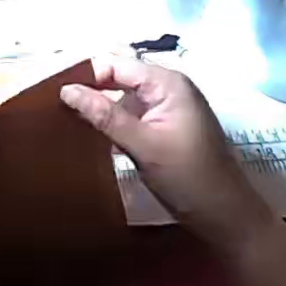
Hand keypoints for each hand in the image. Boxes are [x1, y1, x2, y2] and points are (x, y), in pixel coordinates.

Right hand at [60, 58, 278, 258]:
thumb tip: (65, 90)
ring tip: (67, 113)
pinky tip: (90, 128)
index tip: (57, 92)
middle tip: (57, 102)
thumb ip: (103, 115)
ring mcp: (167, 106)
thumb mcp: (142, 145)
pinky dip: (111, 117)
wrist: (229, 221)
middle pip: (118, 75)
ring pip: (121, 93)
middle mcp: (168, 87)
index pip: (115, 64)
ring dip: (99, 103)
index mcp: (168, 83)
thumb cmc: (190, 179)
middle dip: (90, 87)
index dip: (87, 76)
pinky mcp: (163, 124)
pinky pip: (130, 110)